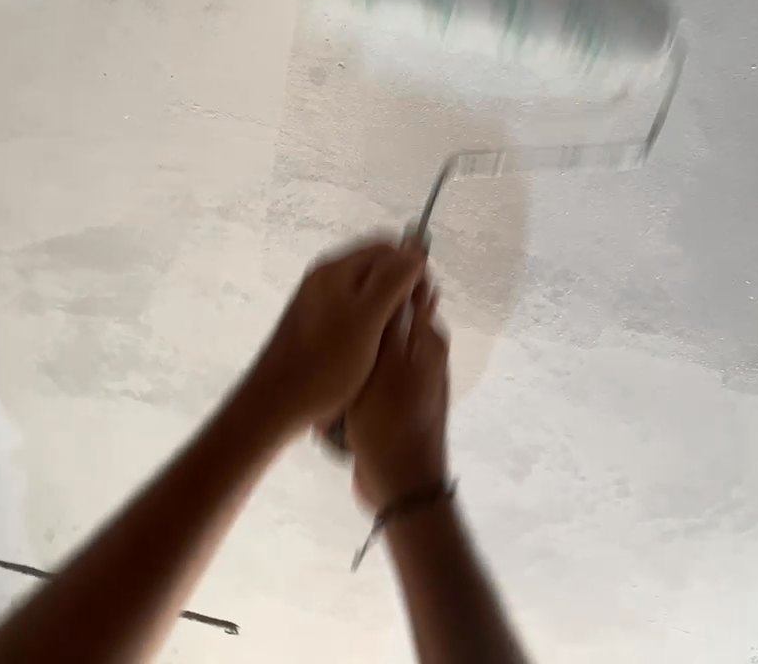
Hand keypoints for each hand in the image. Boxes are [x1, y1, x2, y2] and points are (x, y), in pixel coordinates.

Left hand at [239, 239, 428, 434]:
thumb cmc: (325, 365)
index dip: (411, 268)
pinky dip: (372, 325)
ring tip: (396, 339)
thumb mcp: (367, 320)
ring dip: (388, 310)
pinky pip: (354, 313)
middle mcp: (325, 279)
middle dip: (400, 290)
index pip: (386, 249)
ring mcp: (319, 302)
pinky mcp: (317, 325)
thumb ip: (392, 281)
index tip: (424, 299)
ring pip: (367, 293)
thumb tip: (416, 249)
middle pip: (376, 269)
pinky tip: (377, 349)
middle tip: (412, 323)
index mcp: (336, 270)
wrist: (276, 405)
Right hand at [347, 276, 450, 509]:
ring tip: (329, 357)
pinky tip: (336, 384)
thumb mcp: (385, 360)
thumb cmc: (389, 418)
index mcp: (427, 336)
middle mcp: (424, 351)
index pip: (407, 289)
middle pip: (386, 318)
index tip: (348, 288)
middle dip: (360, 321)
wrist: (400, 484)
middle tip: (332, 328)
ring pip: (375, 347)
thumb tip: (402, 274)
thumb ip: (392, 318)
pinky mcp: (395, 400)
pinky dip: (355, 377)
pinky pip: (372, 375)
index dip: (378, 283)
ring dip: (354, 353)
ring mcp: (410, 377)